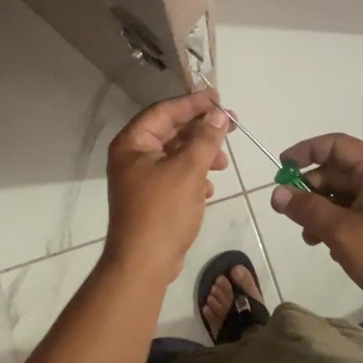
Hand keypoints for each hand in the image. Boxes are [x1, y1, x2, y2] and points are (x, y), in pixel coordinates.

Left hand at [101, 89, 230, 283]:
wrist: (143, 264)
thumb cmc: (163, 211)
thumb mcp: (189, 170)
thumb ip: (206, 138)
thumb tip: (219, 114)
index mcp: (132, 142)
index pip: (164, 111)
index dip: (193, 103)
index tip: (219, 98)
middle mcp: (132, 156)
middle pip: (170, 131)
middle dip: (201, 130)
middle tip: (230, 126)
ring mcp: (139, 178)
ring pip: (175, 154)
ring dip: (200, 154)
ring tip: (223, 163)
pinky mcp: (150, 198)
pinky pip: (174, 176)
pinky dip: (193, 176)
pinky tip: (209, 188)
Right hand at [269, 133, 362, 314]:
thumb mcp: (342, 232)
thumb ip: (308, 209)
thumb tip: (277, 193)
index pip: (335, 145)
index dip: (306, 151)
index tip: (281, 168)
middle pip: (337, 171)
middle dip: (310, 189)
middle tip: (290, 211)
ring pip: (343, 196)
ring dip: (321, 211)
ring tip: (309, 237)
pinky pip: (354, 214)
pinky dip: (337, 225)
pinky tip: (330, 248)